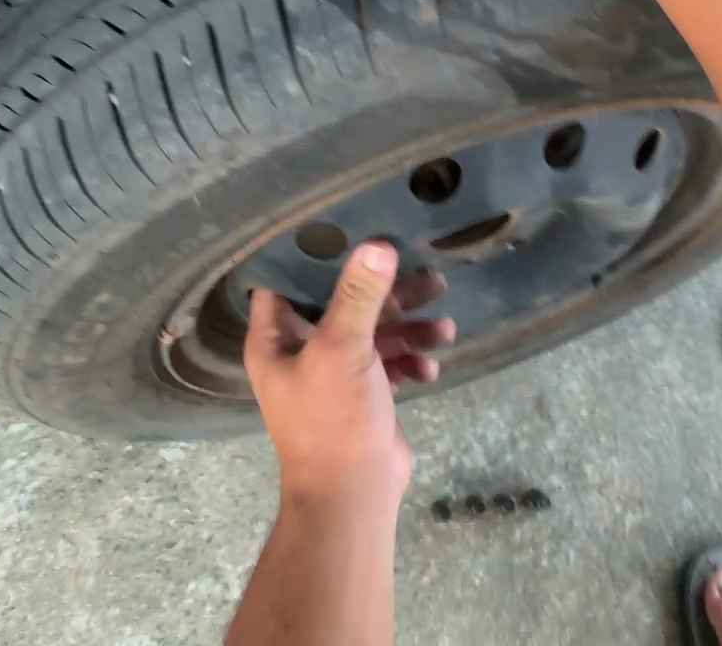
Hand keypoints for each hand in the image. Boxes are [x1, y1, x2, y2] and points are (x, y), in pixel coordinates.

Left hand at [243, 241, 454, 507]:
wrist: (353, 495)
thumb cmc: (332, 419)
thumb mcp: (343, 348)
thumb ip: (359, 294)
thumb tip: (379, 244)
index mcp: (277, 337)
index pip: (288, 279)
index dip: (316, 253)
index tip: (354, 226)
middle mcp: (302, 349)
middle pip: (346, 300)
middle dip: (388, 291)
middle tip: (427, 275)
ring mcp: (336, 371)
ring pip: (375, 331)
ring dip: (410, 327)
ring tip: (444, 327)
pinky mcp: (366, 392)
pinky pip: (391, 361)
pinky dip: (412, 360)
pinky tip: (430, 368)